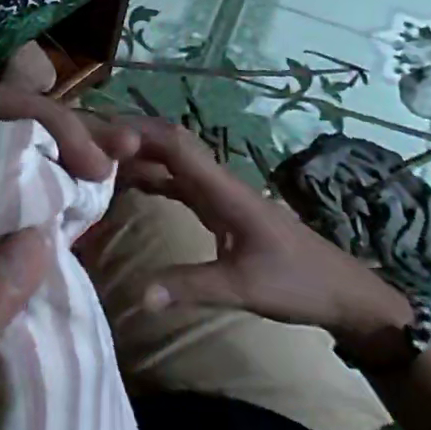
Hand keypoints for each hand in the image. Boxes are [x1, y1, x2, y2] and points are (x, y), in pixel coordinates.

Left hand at [0, 86, 137, 429]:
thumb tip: (35, 234)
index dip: (33, 130)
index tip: (92, 166)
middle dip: (55, 123)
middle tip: (112, 155)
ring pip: (12, 135)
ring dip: (67, 134)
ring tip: (123, 149)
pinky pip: (27, 171)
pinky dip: (66, 163)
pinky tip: (102, 173)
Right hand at [117, 117, 412, 347]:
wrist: (346, 293)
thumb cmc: (299, 284)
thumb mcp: (244, 288)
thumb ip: (191, 287)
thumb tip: (139, 295)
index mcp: (223, 189)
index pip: (175, 144)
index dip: (137, 134)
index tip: (99, 137)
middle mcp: (216, 181)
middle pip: (167, 142)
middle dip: (127, 136)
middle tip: (83, 141)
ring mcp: (216, 191)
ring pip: (168, 159)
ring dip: (134, 154)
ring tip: (94, 158)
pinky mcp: (216, 205)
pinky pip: (174, 178)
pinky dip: (146, 175)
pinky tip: (123, 184)